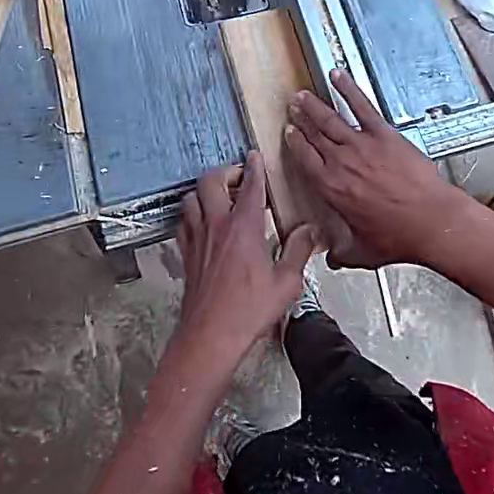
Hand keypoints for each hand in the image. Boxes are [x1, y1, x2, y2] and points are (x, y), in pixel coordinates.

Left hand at [174, 152, 319, 360]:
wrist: (210, 336)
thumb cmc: (247, 311)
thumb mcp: (286, 282)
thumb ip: (299, 250)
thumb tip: (310, 230)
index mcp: (244, 228)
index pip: (250, 186)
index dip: (254, 167)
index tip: (255, 157)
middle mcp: (216, 226)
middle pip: (211, 181)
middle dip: (225, 172)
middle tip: (239, 177)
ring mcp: (197, 238)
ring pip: (192, 197)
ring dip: (206, 191)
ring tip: (222, 197)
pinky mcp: (186, 253)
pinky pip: (184, 220)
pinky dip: (193, 212)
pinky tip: (205, 222)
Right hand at [284, 69, 491, 265]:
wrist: (430, 221)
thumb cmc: (399, 236)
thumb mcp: (362, 253)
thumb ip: (342, 253)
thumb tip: (333, 258)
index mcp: (330, 188)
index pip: (304, 159)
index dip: (294, 144)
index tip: (289, 134)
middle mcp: (341, 163)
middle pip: (313, 136)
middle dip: (300, 121)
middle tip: (291, 109)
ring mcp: (362, 145)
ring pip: (330, 119)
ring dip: (314, 106)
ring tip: (303, 95)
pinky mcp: (383, 135)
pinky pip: (361, 106)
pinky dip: (348, 90)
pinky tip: (339, 77)